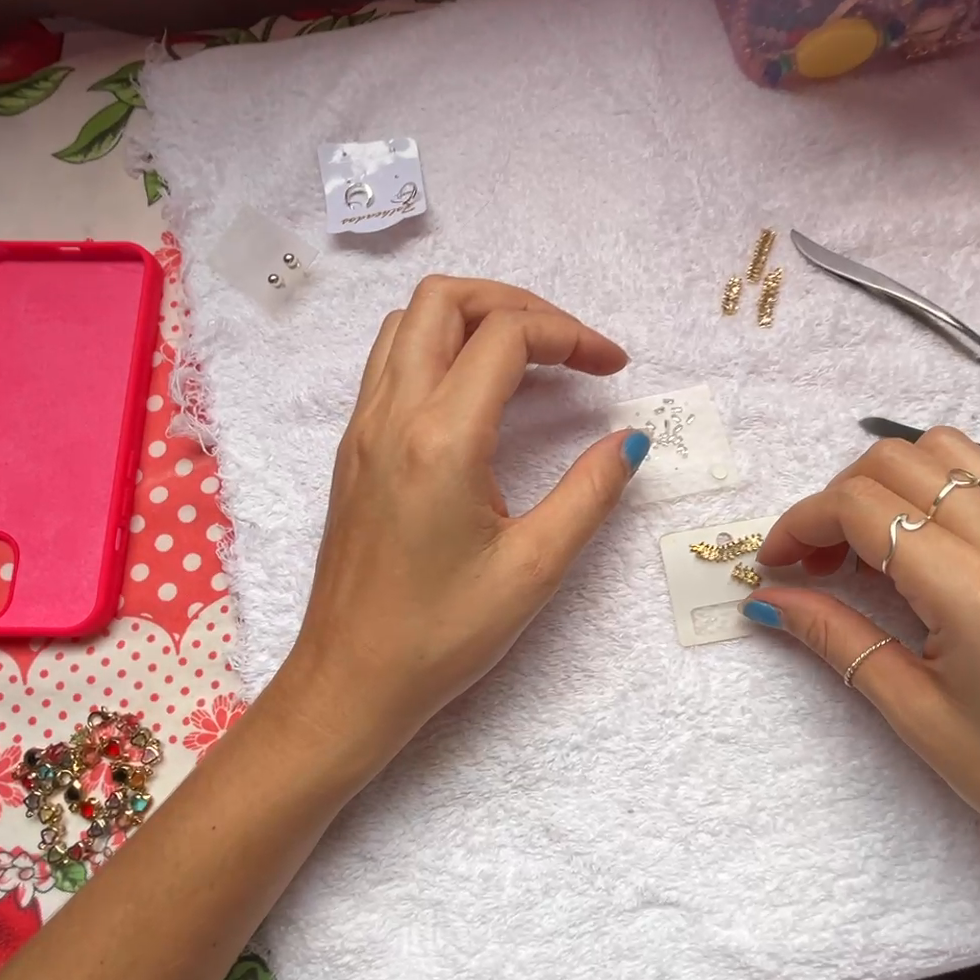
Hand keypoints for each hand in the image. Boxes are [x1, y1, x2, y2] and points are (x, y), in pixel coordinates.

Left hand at [277, 276, 650, 746]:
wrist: (349, 680)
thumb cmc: (441, 635)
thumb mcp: (534, 568)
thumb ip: (590, 492)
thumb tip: (630, 439)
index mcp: (440, 438)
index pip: (507, 335)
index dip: (572, 335)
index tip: (613, 368)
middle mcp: (392, 413)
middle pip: (446, 298)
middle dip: (517, 303)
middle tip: (567, 346)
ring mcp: (363, 425)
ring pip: (410, 321)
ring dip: (473, 317)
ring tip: (528, 357)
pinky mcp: (353, 445)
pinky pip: (392, 359)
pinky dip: (441, 346)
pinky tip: (478, 392)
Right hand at [744, 427, 979, 915]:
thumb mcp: (919, 718)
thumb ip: (837, 639)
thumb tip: (767, 599)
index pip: (864, 507)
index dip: (801, 522)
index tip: (775, 563)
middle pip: (897, 461)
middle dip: (834, 499)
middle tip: (815, 561)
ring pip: (945, 452)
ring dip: (885, 484)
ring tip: (866, 546)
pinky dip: (933, 493)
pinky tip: (922, 548)